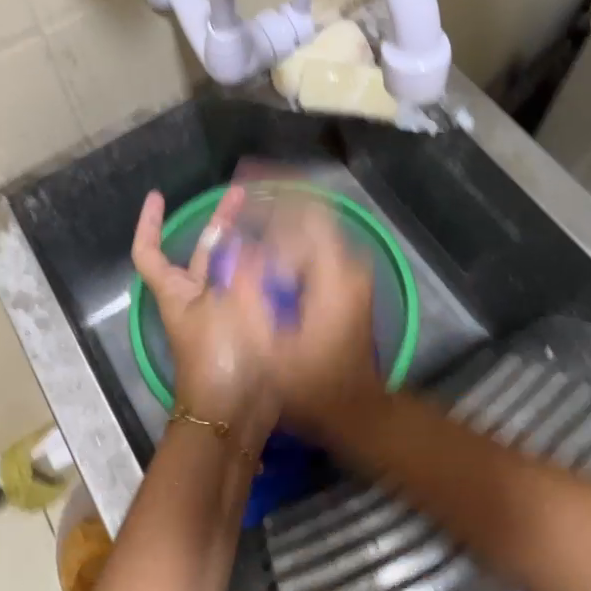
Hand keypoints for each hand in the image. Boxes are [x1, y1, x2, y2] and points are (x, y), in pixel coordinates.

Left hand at [131, 187, 280, 447]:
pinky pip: (254, 290)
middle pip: (203, 252)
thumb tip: (240, 241)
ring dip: (251, 245)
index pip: (149, 252)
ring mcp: (221, 315)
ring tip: (277, 223)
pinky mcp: (246, 330)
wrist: (235, 415)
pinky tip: (291, 260)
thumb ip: (237, 269)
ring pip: (233, 269)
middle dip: (222, 222)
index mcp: (176, 292)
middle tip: (245, 194)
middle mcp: (195, 299)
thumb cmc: (220, 359)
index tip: (158, 197)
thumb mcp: (226, 306)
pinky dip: (268, 274)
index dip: (150, 223)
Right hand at [261, 199, 384, 440]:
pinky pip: (316, 244)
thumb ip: (250, 295)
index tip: (245, 178)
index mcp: (333, 274)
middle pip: (311, 212)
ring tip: (246, 212)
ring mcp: (352, 274)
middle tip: (240, 192)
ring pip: (314, 227)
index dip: (276, 188)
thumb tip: (233, 250)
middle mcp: (348, 265)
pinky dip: (291, 237)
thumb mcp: (270, 347)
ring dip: (282, 217)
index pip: (308, 210)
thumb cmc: (313, 387)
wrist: (357, 412)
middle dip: (276, 197)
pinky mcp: (348, 284)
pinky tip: (263, 244)